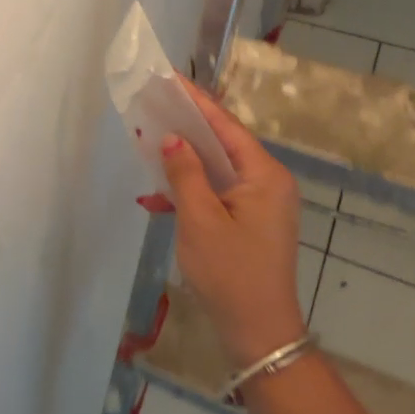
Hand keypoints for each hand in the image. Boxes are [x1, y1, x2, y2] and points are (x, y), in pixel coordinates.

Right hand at [152, 78, 305, 366]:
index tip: (168, 79)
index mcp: (265, 175)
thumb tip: (172, 138)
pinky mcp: (250, 223)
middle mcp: (268, 182)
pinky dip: (189, 193)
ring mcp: (261, 204)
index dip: (195, 101)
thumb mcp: (200, 220)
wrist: (259, 333)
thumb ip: (185, 173)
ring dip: (182, 162)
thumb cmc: (231, 273)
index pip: (226, 125)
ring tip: (146, 147)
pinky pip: (216, 194)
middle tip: (151, 107)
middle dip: (184, 129)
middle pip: (222, 143)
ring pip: (216, 169)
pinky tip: (156, 200)